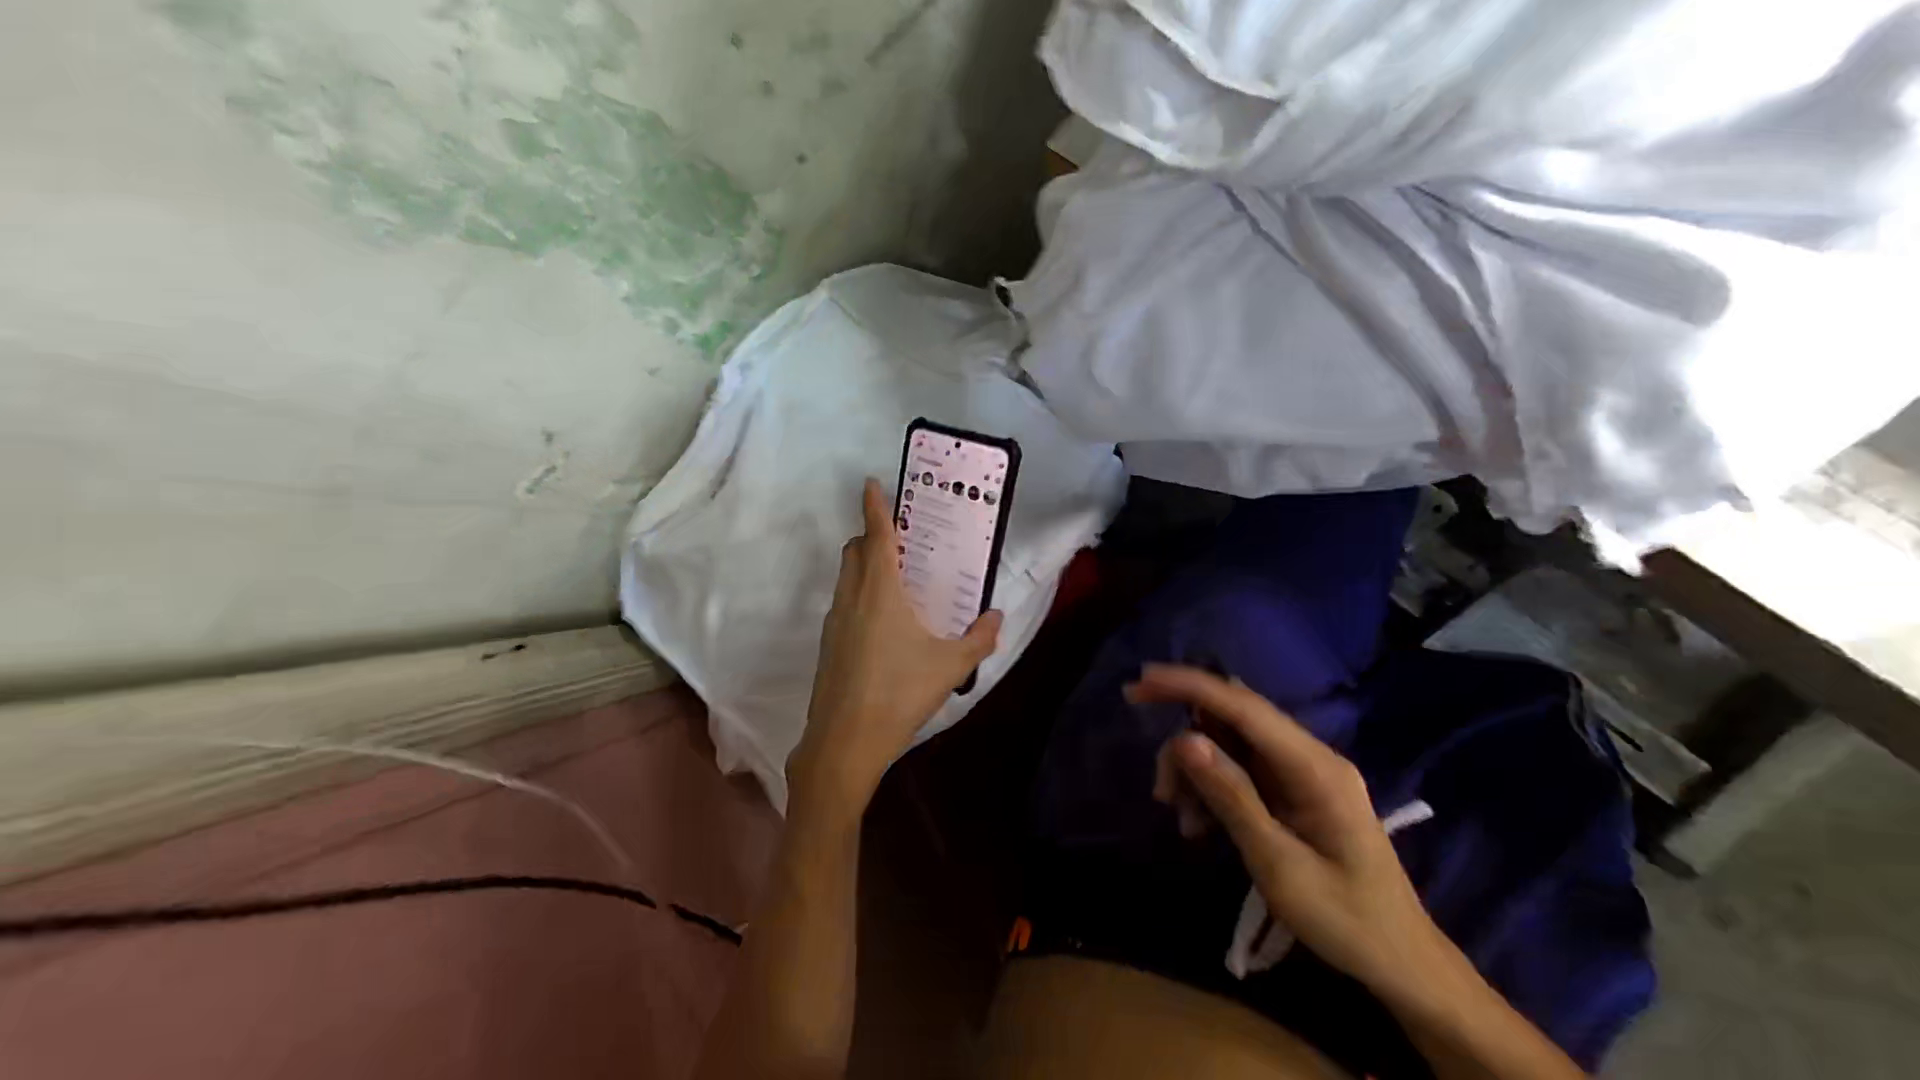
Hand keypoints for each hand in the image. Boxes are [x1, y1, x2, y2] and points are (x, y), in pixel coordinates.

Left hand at [788, 479, 1002, 819]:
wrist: (845, 739)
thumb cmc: (900, 692)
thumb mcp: (950, 666)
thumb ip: (978, 639)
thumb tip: (997, 616)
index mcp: (880, 590)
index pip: (876, 535)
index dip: (874, 506)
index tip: (871, 483)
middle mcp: (852, 596)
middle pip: (855, 550)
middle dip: (872, 536)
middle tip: (901, 540)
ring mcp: (835, 621)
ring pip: (846, 577)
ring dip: (865, 565)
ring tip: (896, 579)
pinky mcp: (829, 644)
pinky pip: (844, 603)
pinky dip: (860, 594)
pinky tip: (883, 623)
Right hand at [1131, 664, 1458, 1005]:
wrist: (1400, 962)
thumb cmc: (1346, 920)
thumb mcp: (1279, 865)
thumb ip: (1232, 798)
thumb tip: (1184, 739)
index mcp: (1315, 768)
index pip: (1244, 707)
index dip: (1190, 685)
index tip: (1142, 680)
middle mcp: (1308, 756)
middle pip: (1231, 721)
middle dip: (1186, 744)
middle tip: (1159, 788)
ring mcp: (1300, 772)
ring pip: (1228, 745)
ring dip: (1195, 775)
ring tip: (1184, 823)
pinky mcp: (1291, 790)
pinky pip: (1238, 770)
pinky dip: (1210, 790)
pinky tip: (1199, 826)